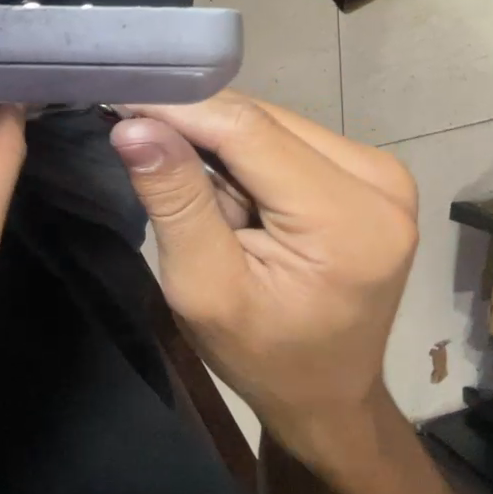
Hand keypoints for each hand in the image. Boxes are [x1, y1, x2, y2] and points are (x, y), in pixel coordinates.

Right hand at [108, 92, 418, 491]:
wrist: (323, 393)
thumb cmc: (259, 352)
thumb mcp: (202, 286)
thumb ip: (174, 202)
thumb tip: (133, 126)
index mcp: (348, 219)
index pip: (246, 130)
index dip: (176, 108)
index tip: (113, 100)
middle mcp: (378, 180)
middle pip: (258, 119)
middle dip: (190, 125)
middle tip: (133, 142)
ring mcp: (379, 172)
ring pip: (265, 120)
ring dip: (212, 140)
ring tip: (182, 182)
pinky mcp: (366, 172)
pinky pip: (280, 135)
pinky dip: (235, 150)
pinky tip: (218, 184)